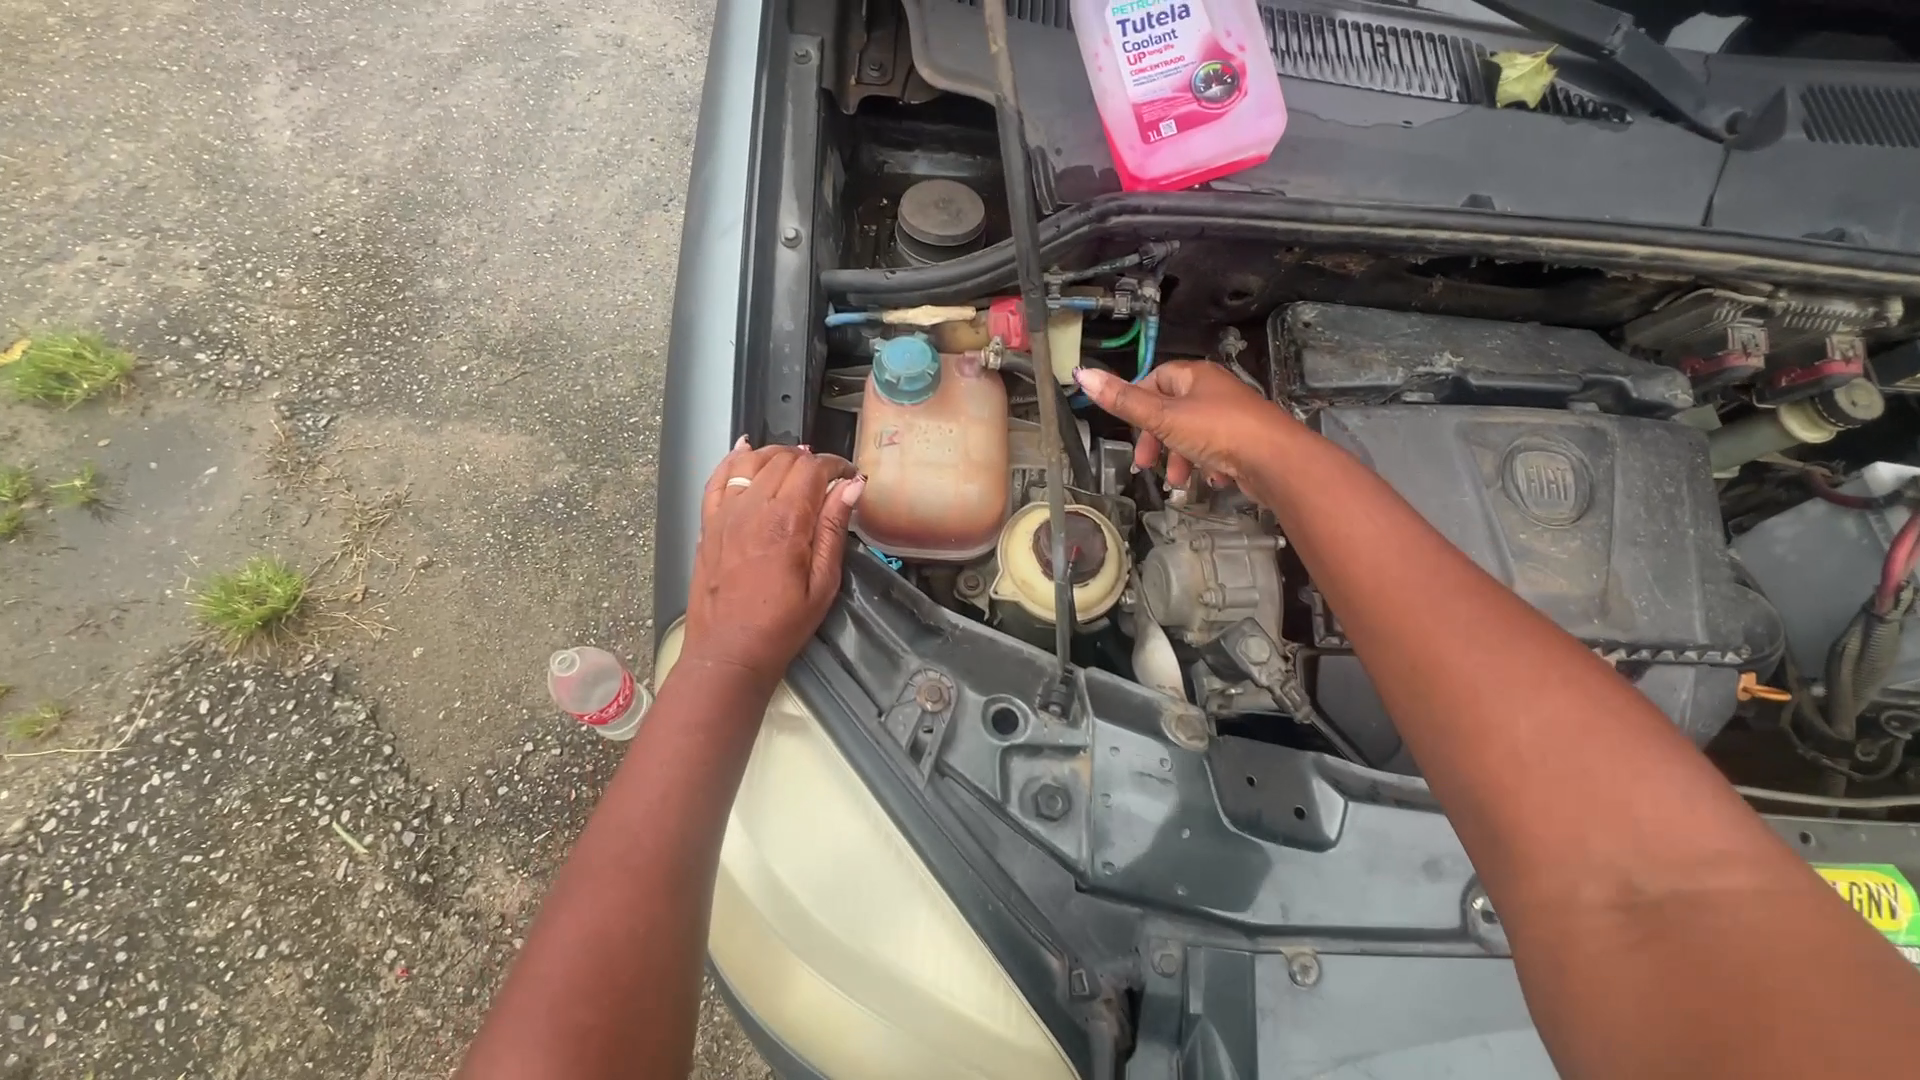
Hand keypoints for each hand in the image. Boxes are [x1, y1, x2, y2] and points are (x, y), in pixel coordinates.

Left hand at [681, 439, 864, 687]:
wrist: (728, 650)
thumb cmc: (782, 625)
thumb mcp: (823, 584)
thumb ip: (834, 529)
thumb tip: (851, 487)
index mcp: (787, 523)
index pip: (813, 469)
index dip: (837, 466)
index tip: (850, 477)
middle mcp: (753, 508)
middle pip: (784, 459)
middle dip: (811, 460)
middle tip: (828, 479)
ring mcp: (725, 513)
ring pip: (753, 460)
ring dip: (779, 455)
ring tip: (797, 465)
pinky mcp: (709, 523)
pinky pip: (718, 476)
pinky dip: (733, 458)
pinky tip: (746, 449)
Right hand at [1073, 362, 1297, 488]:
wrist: (1274, 460)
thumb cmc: (1218, 431)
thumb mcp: (1162, 417)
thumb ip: (1123, 401)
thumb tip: (1083, 374)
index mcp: (1195, 376)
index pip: (1156, 378)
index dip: (1138, 401)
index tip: (1129, 427)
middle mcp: (1214, 391)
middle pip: (1172, 411)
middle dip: (1157, 439)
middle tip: (1146, 462)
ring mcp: (1232, 417)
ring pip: (1192, 435)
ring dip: (1179, 458)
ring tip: (1177, 481)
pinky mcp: (1244, 442)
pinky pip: (1215, 451)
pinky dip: (1205, 465)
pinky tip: (1206, 480)